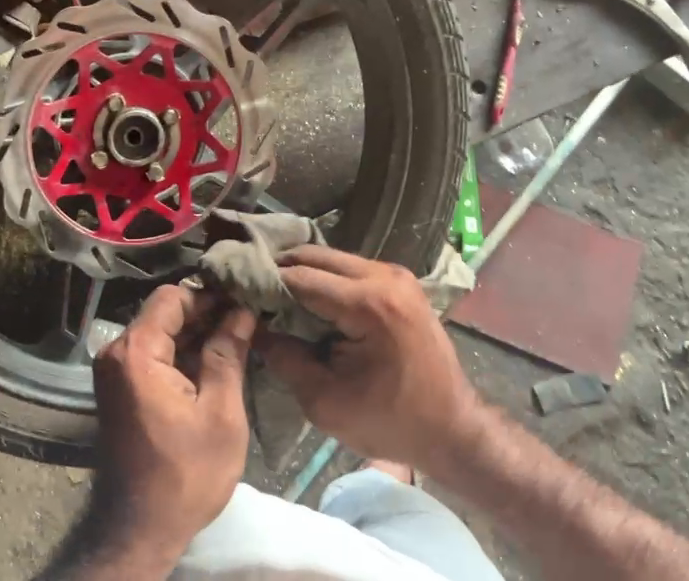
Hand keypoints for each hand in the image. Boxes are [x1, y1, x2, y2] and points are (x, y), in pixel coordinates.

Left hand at [91, 285, 256, 555]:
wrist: (141, 526)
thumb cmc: (186, 473)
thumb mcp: (220, 413)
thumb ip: (228, 355)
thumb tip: (242, 312)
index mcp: (136, 352)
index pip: (172, 298)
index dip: (209, 295)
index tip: (244, 297)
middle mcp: (116, 352)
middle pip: (163, 313)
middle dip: (205, 313)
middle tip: (248, 315)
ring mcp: (113, 370)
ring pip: (158, 333)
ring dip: (194, 334)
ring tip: (238, 334)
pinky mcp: (118, 387)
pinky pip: (151, 355)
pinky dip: (180, 354)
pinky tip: (214, 359)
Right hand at [255, 245, 485, 474]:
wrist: (455, 431)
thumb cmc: (391, 422)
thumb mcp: (325, 401)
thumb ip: (284, 358)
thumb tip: (250, 327)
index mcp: (368, 304)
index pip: (297, 277)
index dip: (262, 284)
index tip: (233, 293)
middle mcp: (384, 277)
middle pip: (313, 256)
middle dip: (277, 269)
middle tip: (247, 289)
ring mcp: (396, 275)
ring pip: (330, 258)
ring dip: (299, 272)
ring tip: (270, 294)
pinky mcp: (400, 282)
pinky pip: (348, 268)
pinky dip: (321, 278)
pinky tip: (302, 298)